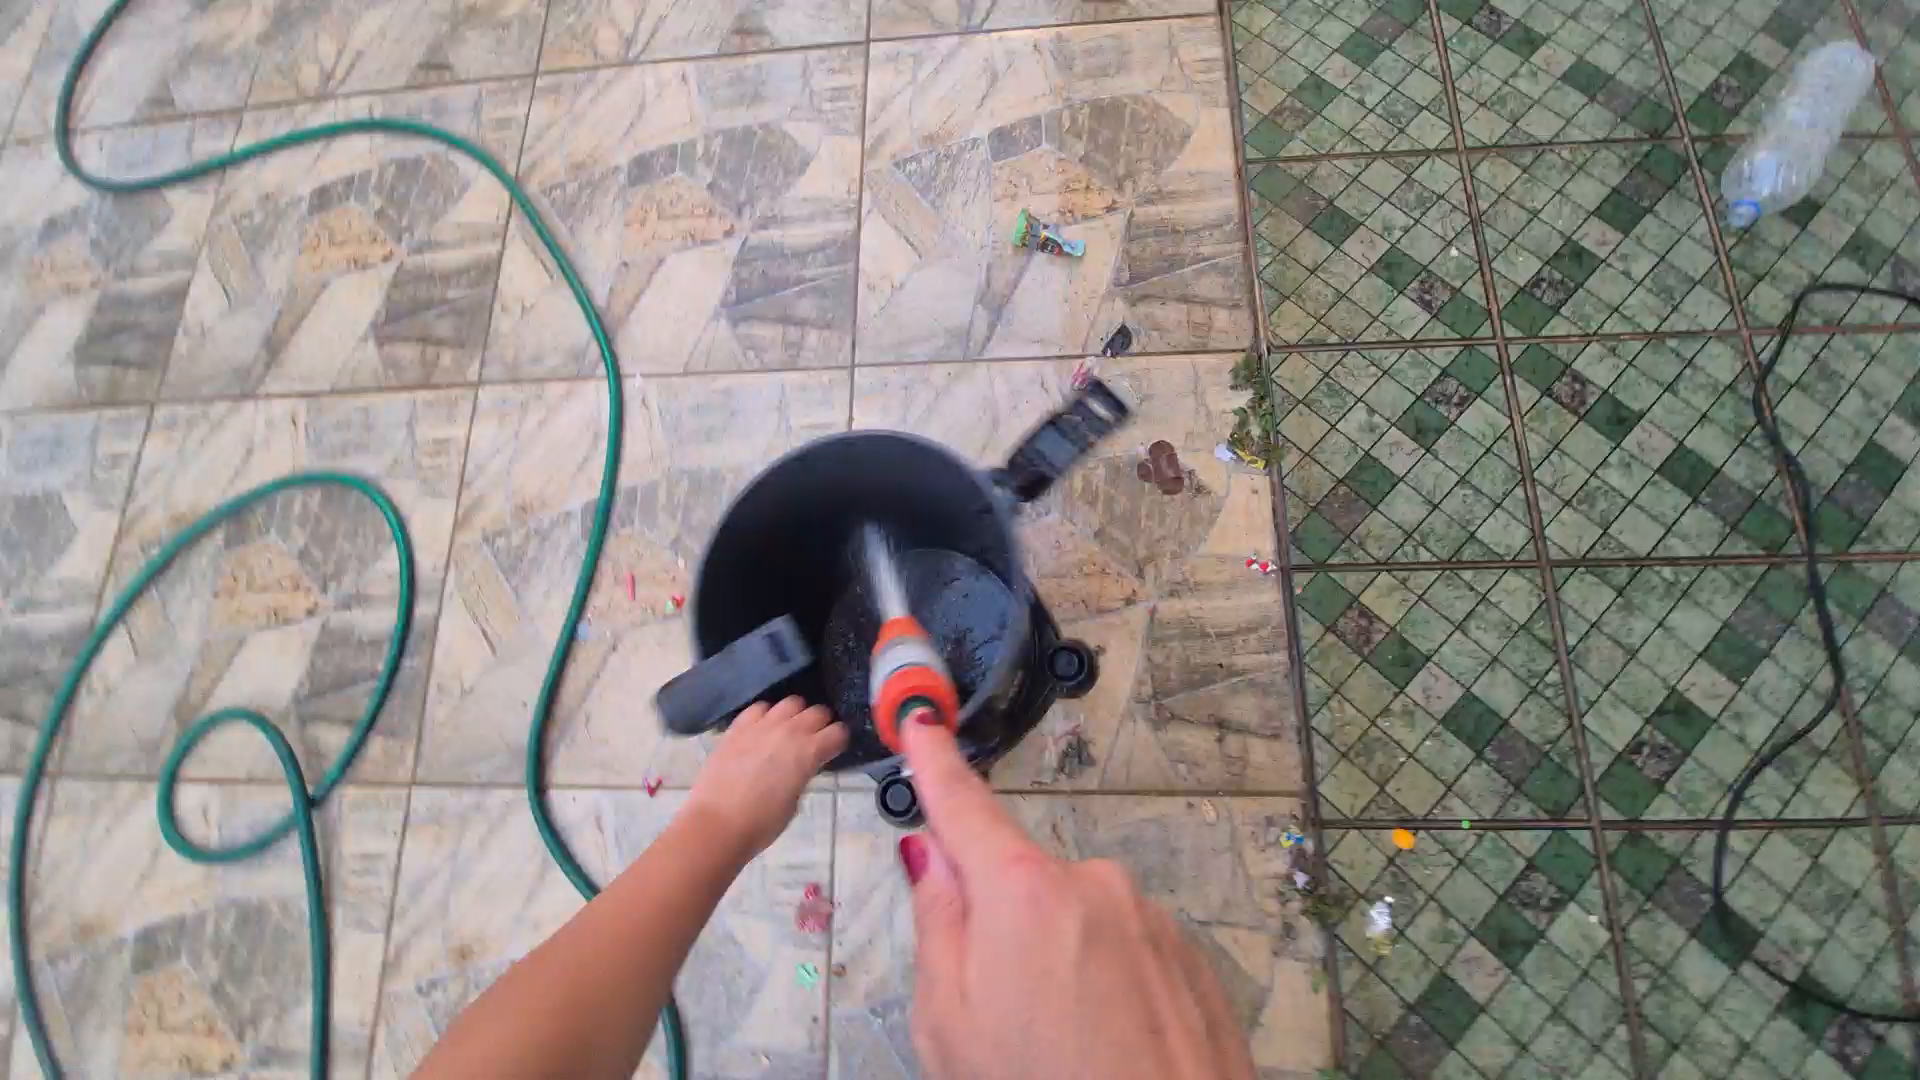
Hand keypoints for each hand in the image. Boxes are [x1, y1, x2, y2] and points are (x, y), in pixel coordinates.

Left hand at [683, 696, 846, 856]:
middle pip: (818, 711)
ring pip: (791, 702)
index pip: (839, 732)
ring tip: (789, 730)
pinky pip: (759, 707)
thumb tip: (803, 764)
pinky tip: (763, 729)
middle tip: (815, 739)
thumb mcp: (795, 801)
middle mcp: (789, 731)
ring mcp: (762, 725)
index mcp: (808, 752)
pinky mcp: (738, 727)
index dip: (839, 740)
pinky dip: (766, 714)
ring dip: (796, 714)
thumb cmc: (761, 824)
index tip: (834, 749)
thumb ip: (804, 773)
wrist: (716, 825)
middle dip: (822, 723)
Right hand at [897, 716, 1254, 1079]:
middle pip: (1023, 881)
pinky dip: (1113, 981)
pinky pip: (1129, 947)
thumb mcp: (951, 1023)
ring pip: (1079, 919)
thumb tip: (932, 850)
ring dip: (1067, 959)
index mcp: (1023, 890)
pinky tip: (1120, 1046)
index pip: (966, 807)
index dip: (937, 763)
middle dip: (1006, 922)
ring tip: (1076, 1041)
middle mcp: (1091, 880)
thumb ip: (938, 920)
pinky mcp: (1190, 952)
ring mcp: (1149, 914)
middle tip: (1010, 1007)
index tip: (924, 723)